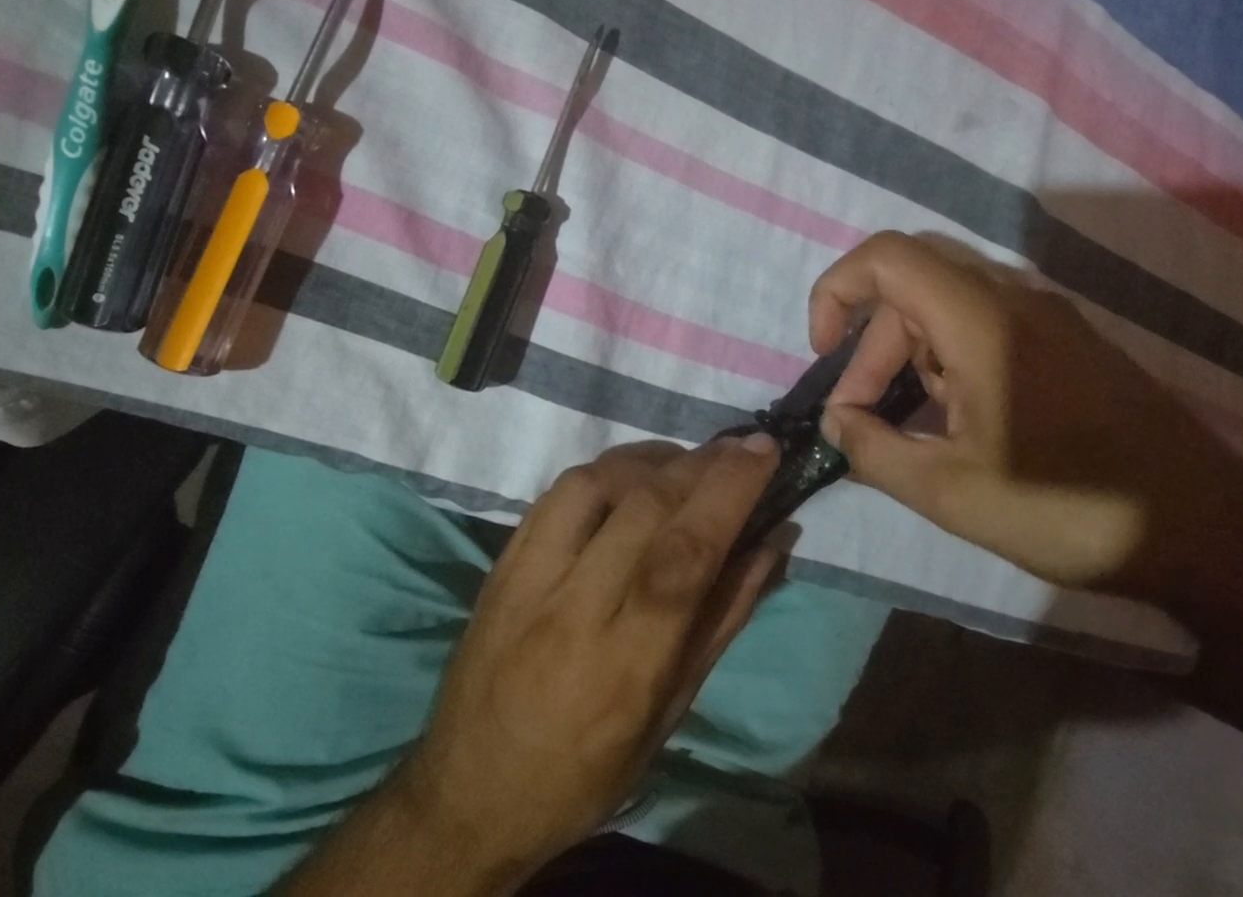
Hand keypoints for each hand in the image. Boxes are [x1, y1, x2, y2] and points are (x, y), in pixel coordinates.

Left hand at [393, 436, 782, 878]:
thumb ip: (723, 618)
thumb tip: (773, 543)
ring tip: (688, 463)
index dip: (730, 491)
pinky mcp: (500, 566)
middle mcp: (573, 609)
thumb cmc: (588, 772)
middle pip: (645, 506)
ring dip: (651, 459)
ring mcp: (527, 581)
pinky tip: (631, 479)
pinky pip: (555, 496)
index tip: (764, 450)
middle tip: (740, 446)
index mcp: (626, 662)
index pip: (686, 552)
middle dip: (703, 463)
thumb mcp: (671, 712)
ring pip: (594, 484)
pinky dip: (605, 471)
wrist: (470, 796)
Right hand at [810, 231, 1242, 604]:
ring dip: (911, 353)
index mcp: (983, 322)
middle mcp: (1018, 300)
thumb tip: (836, 422)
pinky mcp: (1073, 346)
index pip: (887, 257)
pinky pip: (990, 324)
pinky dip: (950, 358)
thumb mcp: (947, 493)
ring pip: (951, 303)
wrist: (1201, 534)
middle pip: (915, 280)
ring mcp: (1052, 320)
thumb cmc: (1064, 511)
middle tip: (860, 413)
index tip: (823, 355)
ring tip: (910, 426)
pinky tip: (960, 421)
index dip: (836, 291)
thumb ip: (872, 450)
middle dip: (872, 341)